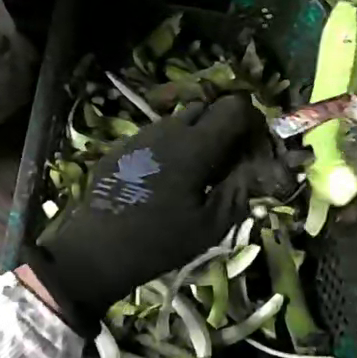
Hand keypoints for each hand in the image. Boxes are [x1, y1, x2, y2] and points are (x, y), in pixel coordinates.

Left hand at [22, 96, 280, 334]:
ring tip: (198, 172)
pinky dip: (170, 146)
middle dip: (224, 126)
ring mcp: (141, 135)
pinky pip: (156, 135)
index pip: (234, 108)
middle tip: (229, 160)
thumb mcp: (211, 225)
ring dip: (196, 136)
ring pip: (179, 120)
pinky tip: (166, 178)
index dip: (251, 123)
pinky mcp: (122, 146)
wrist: (97, 249)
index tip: (254, 149)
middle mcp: (168, 129)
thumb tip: (259, 167)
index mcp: (195, 145)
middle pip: (207, 108)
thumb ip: (240, 189)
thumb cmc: (160, 241)